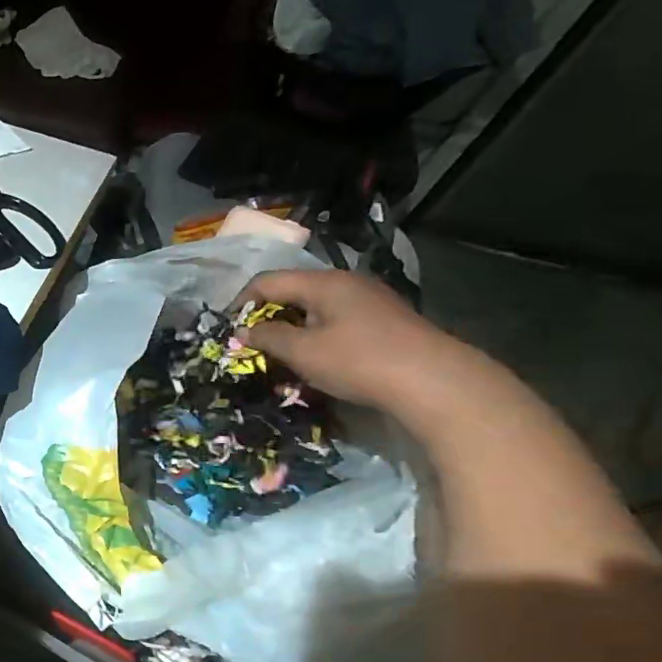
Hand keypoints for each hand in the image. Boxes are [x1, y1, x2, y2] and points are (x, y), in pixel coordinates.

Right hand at [234, 269, 519, 434]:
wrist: (433, 381)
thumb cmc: (359, 361)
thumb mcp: (304, 353)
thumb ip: (269, 338)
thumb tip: (243, 331)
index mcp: (323, 282)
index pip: (268, 281)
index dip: (243, 302)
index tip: (229, 329)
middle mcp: (347, 282)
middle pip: (295, 292)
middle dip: (270, 316)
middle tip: (257, 345)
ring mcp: (371, 299)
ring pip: (319, 307)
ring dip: (296, 328)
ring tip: (287, 356)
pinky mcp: (387, 320)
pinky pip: (340, 320)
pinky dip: (321, 335)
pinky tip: (324, 360)